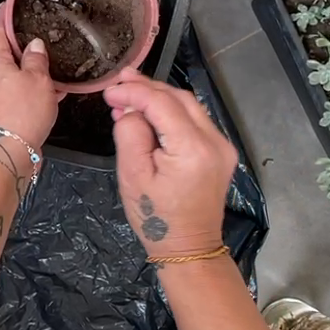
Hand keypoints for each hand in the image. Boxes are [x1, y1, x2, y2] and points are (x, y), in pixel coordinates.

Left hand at [0, 12, 59, 151]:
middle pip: (3, 58)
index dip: (3, 19)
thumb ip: (37, 60)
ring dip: (29, 75)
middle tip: (36, 44)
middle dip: (20, 51)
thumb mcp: (38, 80)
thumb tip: (35, 45)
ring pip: (11, 79)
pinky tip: (49, 99)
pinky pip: (14, 98)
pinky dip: (29, 94)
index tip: (5, 7)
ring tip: (51, 76)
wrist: (11, 153)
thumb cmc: (22, 114)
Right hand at [104, 68, 237, 257]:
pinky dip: (170, 112)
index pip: (162, 104)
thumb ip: (130, 134)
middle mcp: (215, 141)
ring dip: (159, 97)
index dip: (134, 92)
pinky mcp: (219, 152)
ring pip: (188, 106)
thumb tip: (131, 111)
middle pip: (179, 98)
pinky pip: (194, 121)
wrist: (188, 248)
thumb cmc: (156, 217)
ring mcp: (221, 146)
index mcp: (193, 149)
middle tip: (118, 82)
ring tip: (129, 92)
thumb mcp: (132, 175)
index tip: (108, 91)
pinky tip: (148, 113)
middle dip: (148, 87)